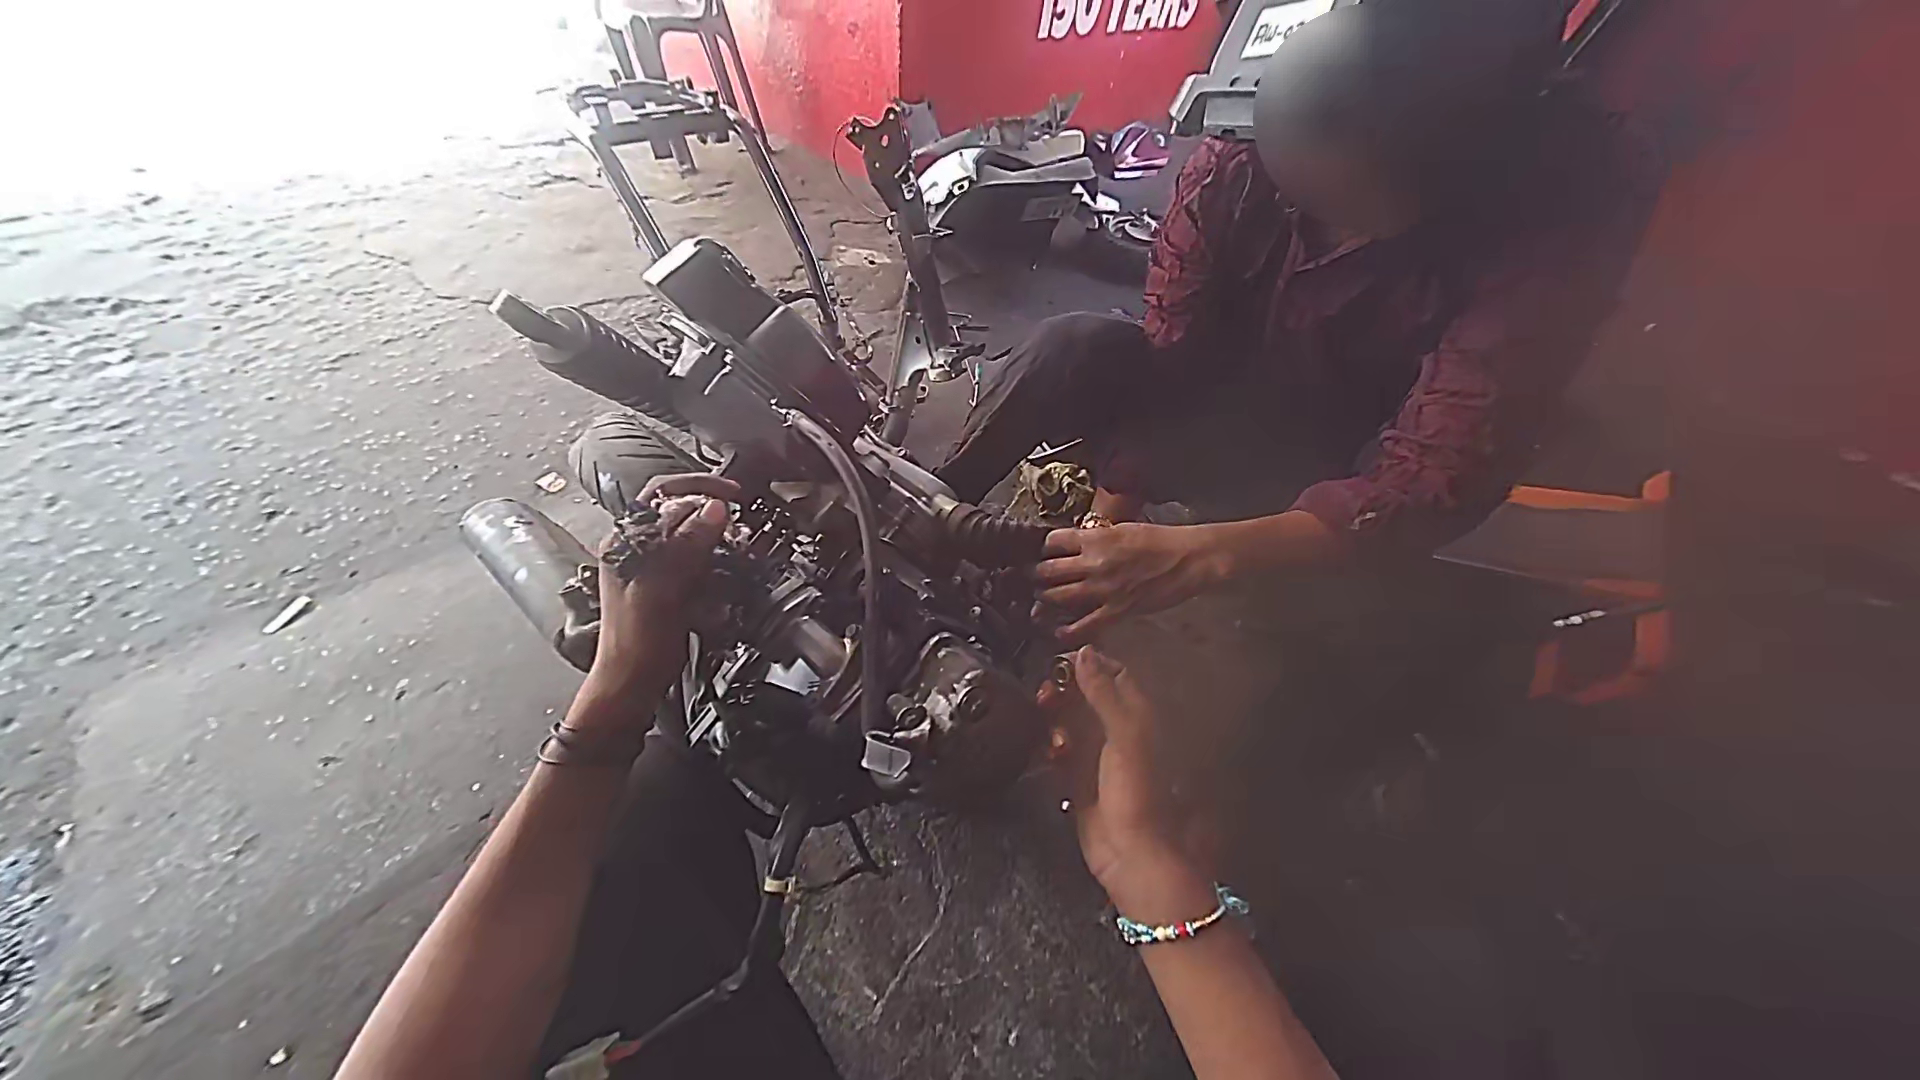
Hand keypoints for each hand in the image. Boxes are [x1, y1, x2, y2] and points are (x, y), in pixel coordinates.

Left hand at [572, 474, 737, 731]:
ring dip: (719, 544)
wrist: (636, 682)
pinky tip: (724, 580)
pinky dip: (718, 567)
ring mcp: (659, 567)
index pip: (662, 494)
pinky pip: (703, 564)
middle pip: (683, 514)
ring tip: (735, 554)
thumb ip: (688, 546)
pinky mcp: (676, 585)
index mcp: (627, 542)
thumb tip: (716, 509)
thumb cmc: (636, 641)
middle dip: (714, 519)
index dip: (698, 487)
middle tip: (739, 530)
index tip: (732, 494)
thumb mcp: (663, 588)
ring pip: (696, 539)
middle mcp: (641, 548)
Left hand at [1034, 523, 1227, 644]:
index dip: (1044, 548)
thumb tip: (1075, 545)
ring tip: (1040, 604)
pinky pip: (1083, 625)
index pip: (1052, 541)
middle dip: (1036, 576)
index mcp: (1095, 538)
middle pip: (1048, 570)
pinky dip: (1067, 632)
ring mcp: (1102, 588)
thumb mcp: (1121, 529)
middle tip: (1033, 581)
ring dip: (1045, 601)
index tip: (1044, 554)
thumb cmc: (1160, 541)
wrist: (1189, 559)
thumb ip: (1095, 538)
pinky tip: (1059, 633)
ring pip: (1057, 597)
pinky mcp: (1116, 610)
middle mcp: (1093, 562)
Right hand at [1046, 647, 1184, 888]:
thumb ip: (1103, 693)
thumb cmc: (1138, 794)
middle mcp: (1117, 729)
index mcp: (1136, 715)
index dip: (1088, 663)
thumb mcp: (1124, 735)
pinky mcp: (1079, 775)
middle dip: (1063, 691)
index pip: (1112, 673)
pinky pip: (1059, 748)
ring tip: (1052, 731)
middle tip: (1047, 696)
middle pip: (1085, 694)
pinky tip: (1051, 754)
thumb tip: (1085, 653)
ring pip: (1069, 719)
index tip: (1061, 661)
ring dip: (1055, 719)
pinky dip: (1051, 746)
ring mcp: (1097, 752)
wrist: (1131, 854)